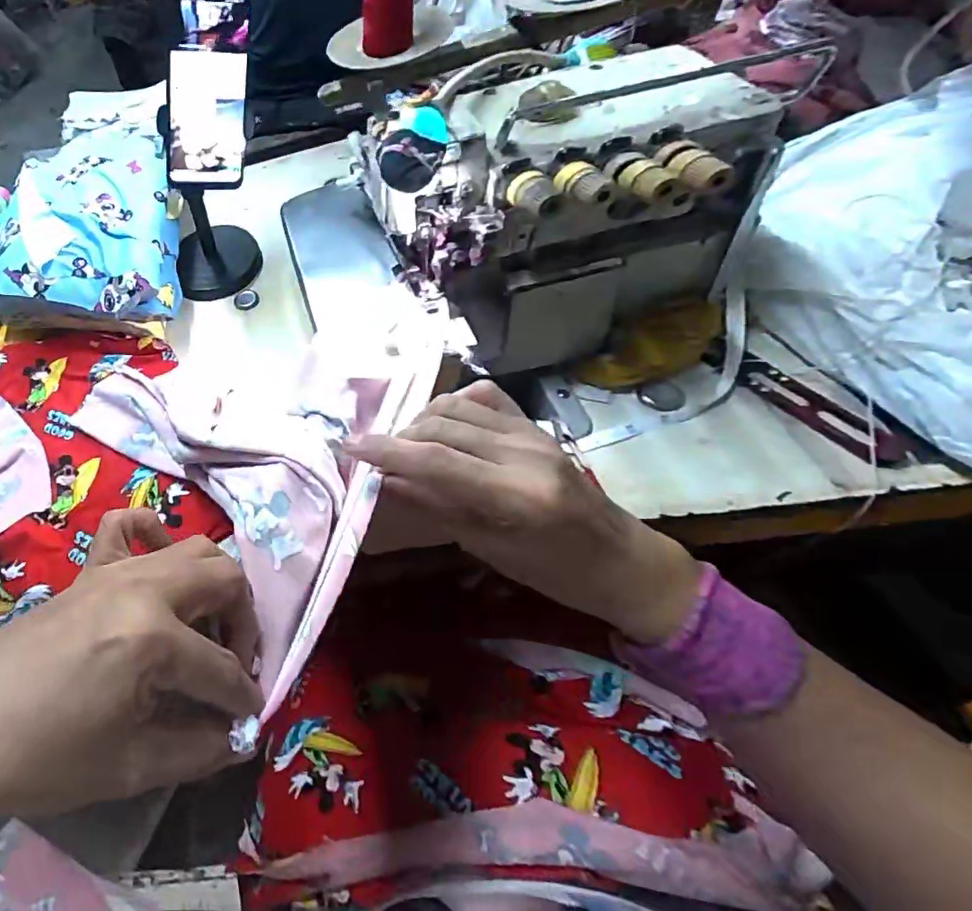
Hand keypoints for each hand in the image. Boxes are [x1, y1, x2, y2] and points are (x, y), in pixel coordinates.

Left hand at [0, 510, 261, 826]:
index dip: (243, 699)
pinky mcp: (87, 570)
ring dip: (212, 585)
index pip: (223, 667)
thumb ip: (198, 749)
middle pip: (224, 578)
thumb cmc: (44, 756)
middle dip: (244, 623)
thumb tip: (238, 737)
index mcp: (153, 636)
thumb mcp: (130, 766)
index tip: (248, 721)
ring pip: (191, 548)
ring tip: (203, 630)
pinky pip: (127, 526)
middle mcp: (141, 586)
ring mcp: (112, 570)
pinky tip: (156, 570)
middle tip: (233, 665)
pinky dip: (153, 535)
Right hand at [344, 380, 700, 644]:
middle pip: (438, 426)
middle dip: (395, 438)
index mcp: (517, 494)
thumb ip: (438, 506)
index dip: (385, 452)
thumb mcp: (490, 550)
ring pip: (454, 407)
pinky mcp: (535, 425)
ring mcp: (532, 432)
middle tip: (372, 458)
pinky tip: (440, 426)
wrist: (623, 560)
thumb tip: (386, 480)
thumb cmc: (557, 573)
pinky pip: (482, 398)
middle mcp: (524, 452)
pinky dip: (451, 406)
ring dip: (418, 422)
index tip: (348, 448)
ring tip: (403, 448)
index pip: (435, 460)